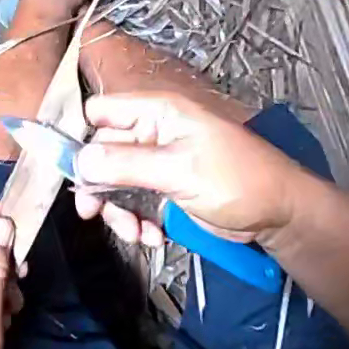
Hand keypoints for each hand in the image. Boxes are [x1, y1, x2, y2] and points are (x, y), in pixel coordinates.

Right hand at [73, 92, 311, 246]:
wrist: (278, 214)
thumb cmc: (235, 179)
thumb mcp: (179, 170)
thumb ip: (127, 164)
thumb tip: (79, 160)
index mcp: (157, 113)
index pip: (102, 112)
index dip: (81, 135)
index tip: (70, 170)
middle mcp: (152, 133)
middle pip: (103, 153)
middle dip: (100, 185)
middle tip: (94, 213)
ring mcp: (159, 163)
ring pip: (116, 182)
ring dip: (119, 210)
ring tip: (136, 233)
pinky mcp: (165, 189)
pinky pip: (135, 202)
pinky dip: (137, 220)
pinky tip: (151, 236)